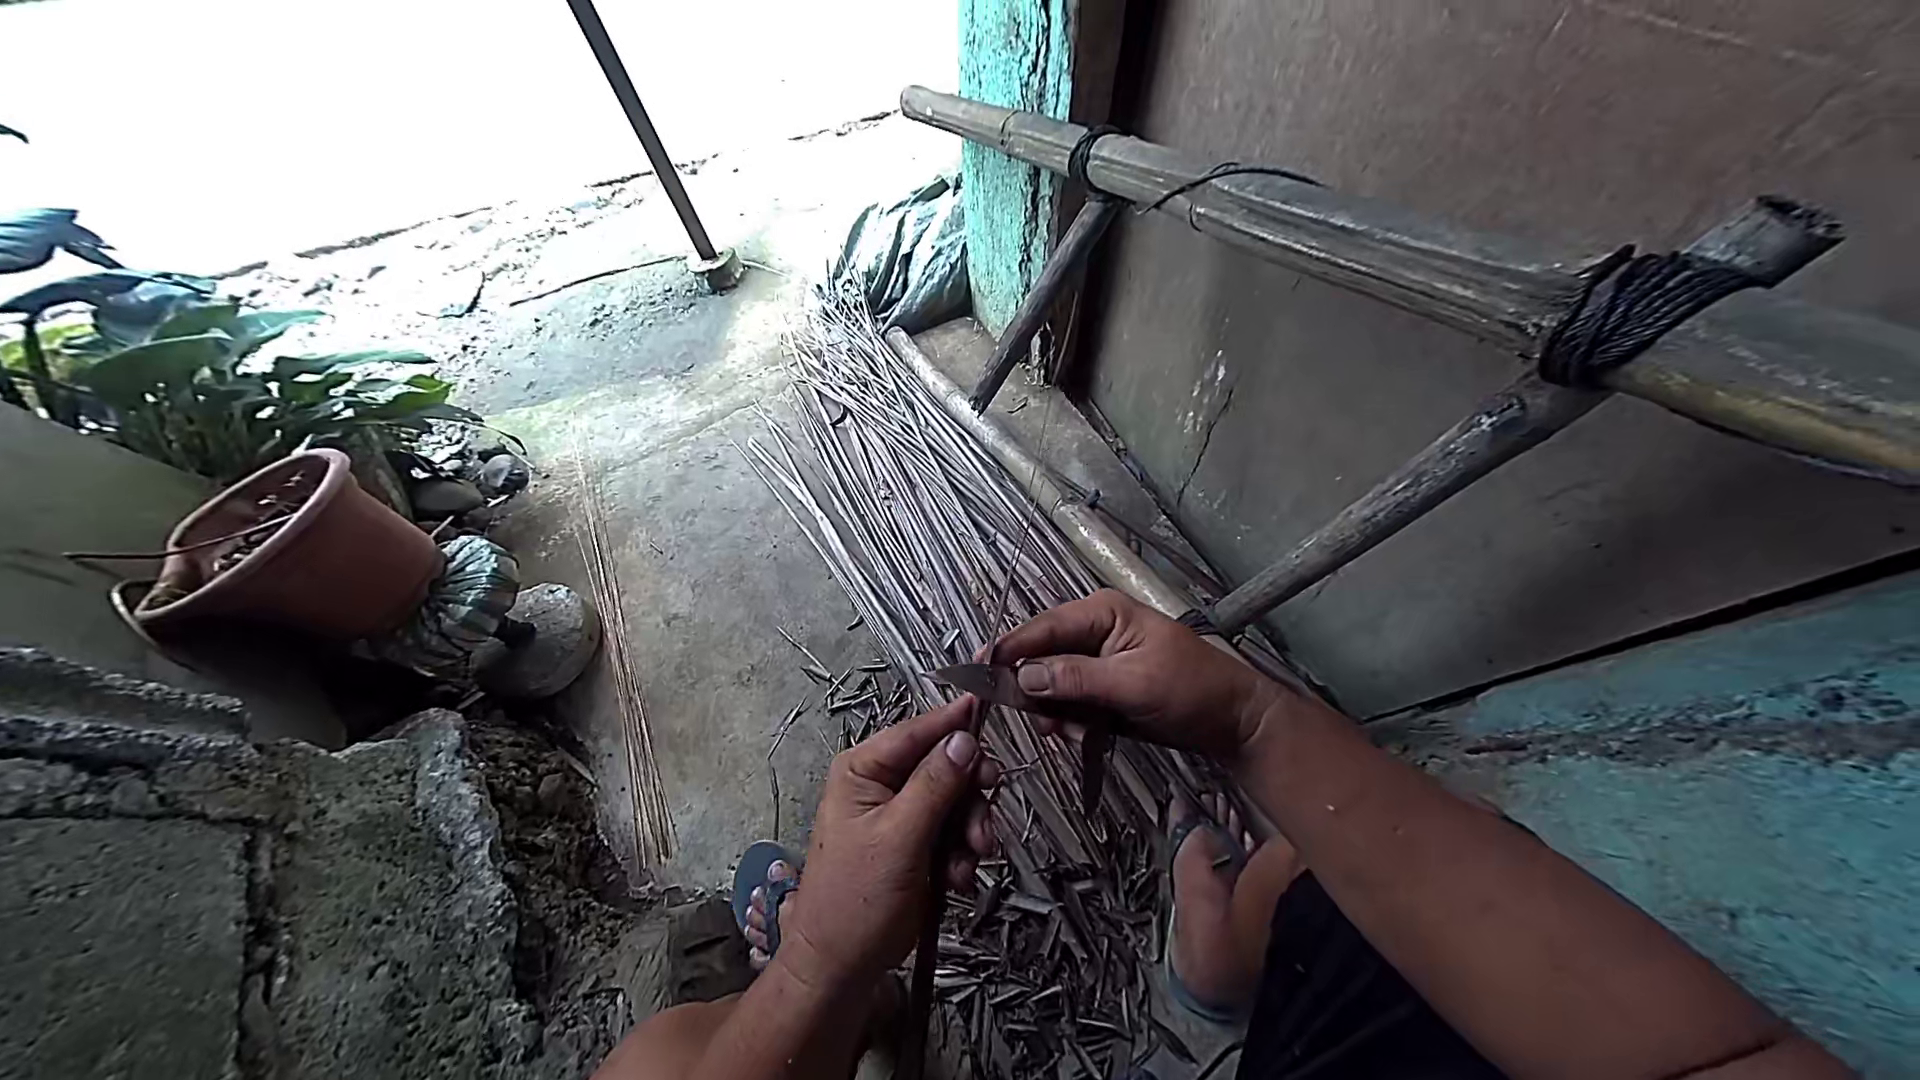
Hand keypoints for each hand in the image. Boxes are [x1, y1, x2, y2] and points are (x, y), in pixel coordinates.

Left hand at [773, 696, 999, 993]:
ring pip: (956, 798)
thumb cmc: (856, 899)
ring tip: (970, 860)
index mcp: (864, 769)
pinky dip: (963, 850)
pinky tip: (958, 877)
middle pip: (944, 765)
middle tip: (986, 816)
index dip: (953, 721)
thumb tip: (964, 738)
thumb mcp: (898, 836)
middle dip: (969, 794)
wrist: (841, 968)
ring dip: (970, 829)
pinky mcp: (918, 840)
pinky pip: (954, 828)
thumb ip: (934, 785)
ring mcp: (902, 812)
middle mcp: (883, 783)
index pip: (915, 731)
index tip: (987, 706)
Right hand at [987, 589, 1285, 760]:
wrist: (1234, 722)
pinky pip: (1069, 700)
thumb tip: (1022, 677)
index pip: (1043, 627)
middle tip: (1041, 721)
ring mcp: (1096, 660)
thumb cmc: (1191, 690)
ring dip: (1055, 710)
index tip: (979, 672)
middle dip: (1037, 690)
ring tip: (1073, 731)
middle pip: (1042, 656)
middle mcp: (1093, 631)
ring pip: (1052, 683)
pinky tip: (1084, 733)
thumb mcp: (1133, 682)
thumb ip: (1076, 678)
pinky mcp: (1101, 686)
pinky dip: (1070, 719)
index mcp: (1101, 612)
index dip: (1010, 649)